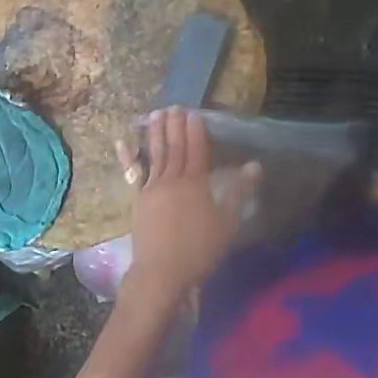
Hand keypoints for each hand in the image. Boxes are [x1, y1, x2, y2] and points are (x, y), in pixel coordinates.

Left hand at [115, 107, 257, 308]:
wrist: (162, 270)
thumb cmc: (200, 249)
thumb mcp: (227, 222)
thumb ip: (239, 192)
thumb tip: (254, 165)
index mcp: (195, 182)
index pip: (196, 149)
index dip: (195, 130)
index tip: (193, 113)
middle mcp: (171, 178)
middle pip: (174, 147)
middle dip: (175, 126)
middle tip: (174, 106)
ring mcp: (151, 187)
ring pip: (155, 154)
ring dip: (156, 133)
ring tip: (155, 114)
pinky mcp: (138, 199)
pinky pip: (133, 173)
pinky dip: (128, 157)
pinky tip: (123, 143)